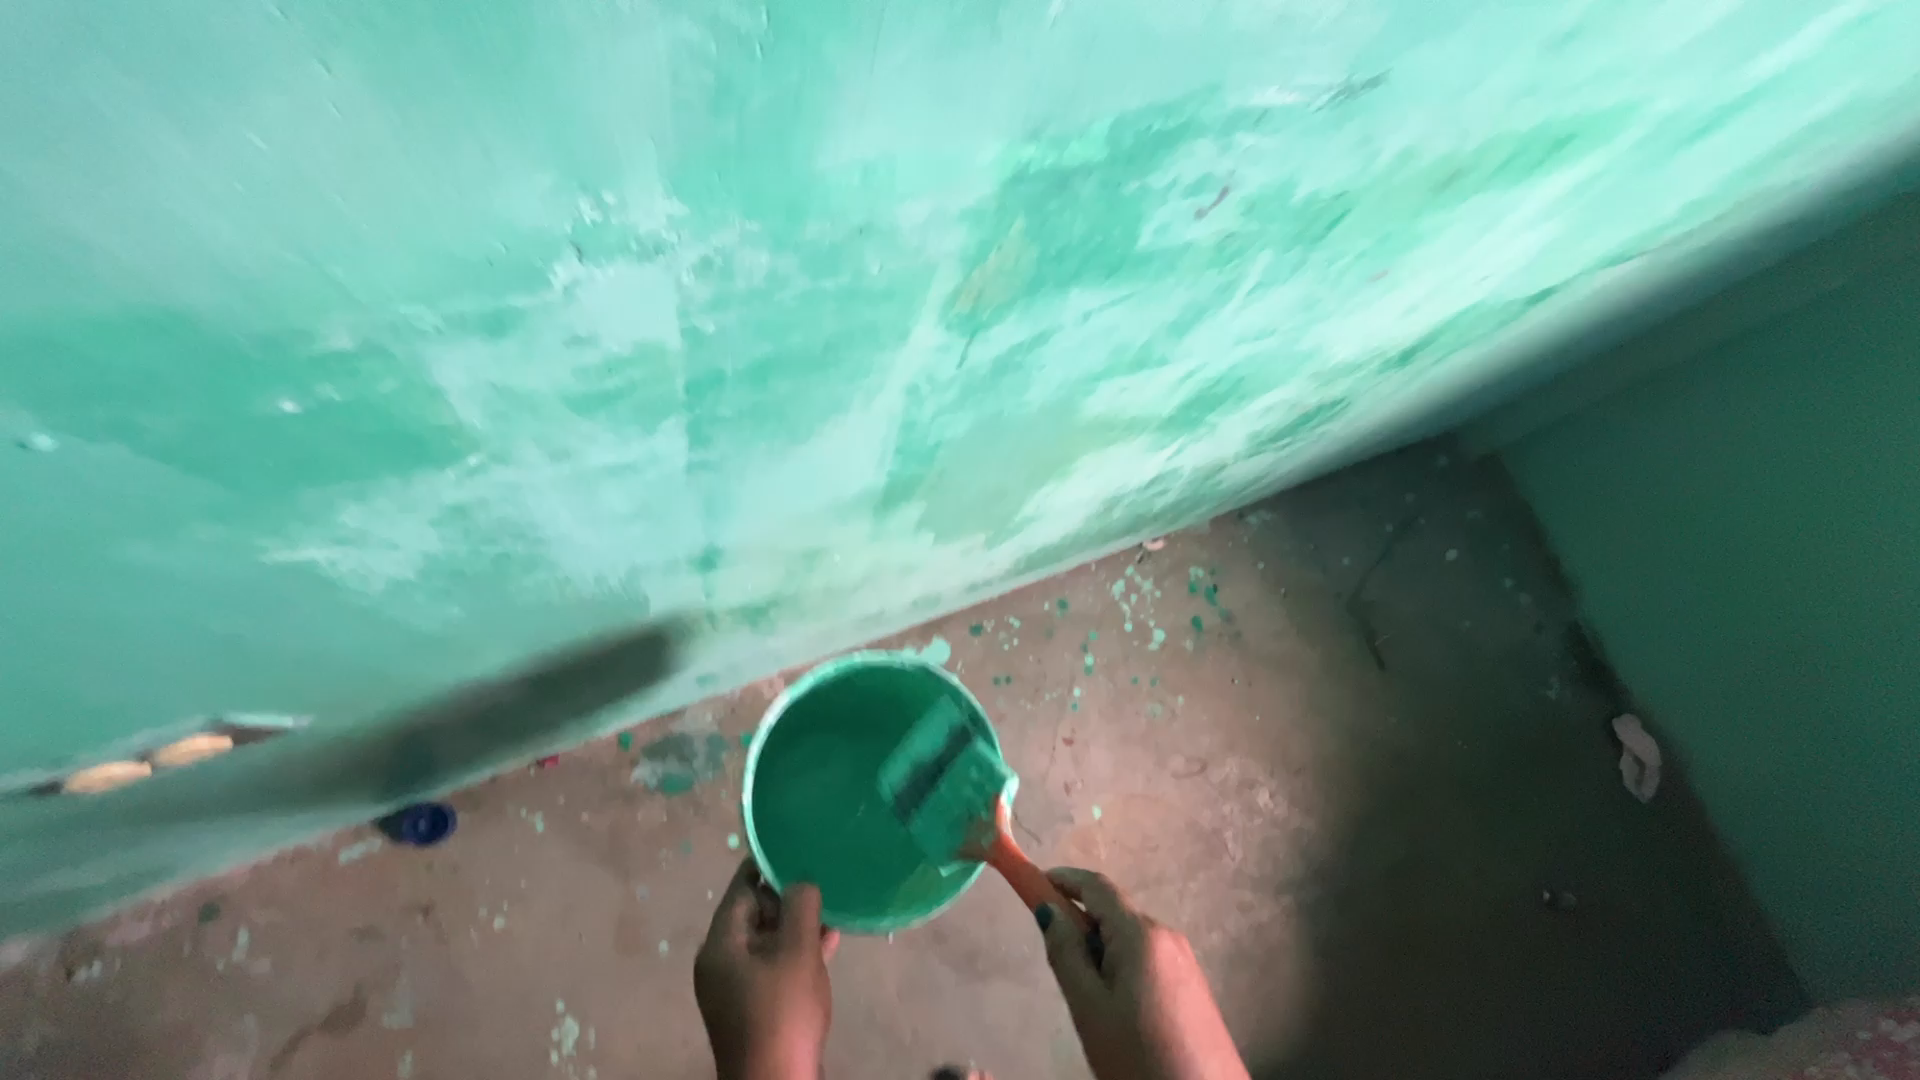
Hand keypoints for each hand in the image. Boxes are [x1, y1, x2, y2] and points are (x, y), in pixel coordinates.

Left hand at [695, 857, 840, 1079]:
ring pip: (768, 939)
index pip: (742, 886)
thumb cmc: (783, 1012)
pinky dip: (796, 952)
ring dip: (798, 925)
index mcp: (720, 943)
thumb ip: (800, 904)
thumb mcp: (797, 949)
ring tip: (832, 910)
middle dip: (788, 896)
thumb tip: (801, 882)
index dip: (770, 864)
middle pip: (754, 911)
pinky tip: (828, 943)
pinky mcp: (753, 1007)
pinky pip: (773, 964)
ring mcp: (735, 987)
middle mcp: (720, 961)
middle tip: (823, 879)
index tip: (800, 846)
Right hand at [1038, 868, 1249, 1079]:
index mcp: (1140, 934)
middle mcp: (1165, 934)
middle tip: (1060, 967)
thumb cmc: (1139, 1059)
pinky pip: (1146, 959)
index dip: (1063, 879)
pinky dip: (1122, 967)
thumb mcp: (1089, 1008)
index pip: (1096, 886)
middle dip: (1081, 926)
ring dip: (1101, 951)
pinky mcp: (1192, 985)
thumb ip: (1066, 953)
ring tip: (1090, 1003)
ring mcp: (1183, 960)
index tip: (1033, 884)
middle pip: (1113, 913)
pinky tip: (1119, 1013)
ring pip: (1128, 939)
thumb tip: (1050, 909)